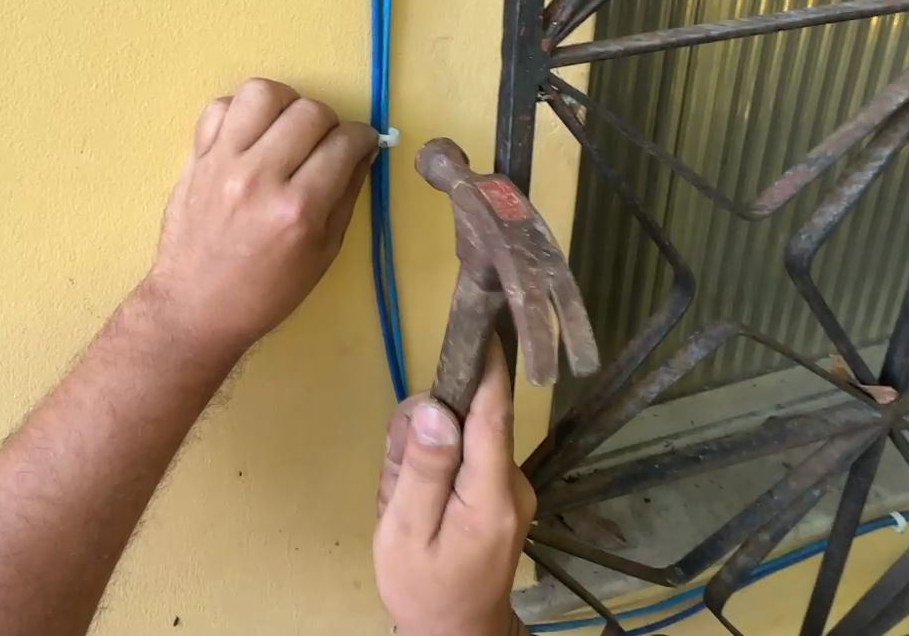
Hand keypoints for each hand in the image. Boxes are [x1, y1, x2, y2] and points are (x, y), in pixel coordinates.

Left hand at [144, 78, 379, 357]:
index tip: (361, 142)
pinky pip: (219, 106)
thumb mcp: (324, 254)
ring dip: (284, 104)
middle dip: (329, 122)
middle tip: (323, 144)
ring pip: (262, 92)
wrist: (195, 305)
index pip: (344, 143)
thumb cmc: (267, 291)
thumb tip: (363, 149)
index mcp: (298, 209)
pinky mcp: (195, 157)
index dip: (362, 137)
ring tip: (284, 128)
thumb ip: (346, 195)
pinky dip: (240, 112)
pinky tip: (249, 135)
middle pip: (309, 111)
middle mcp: (260, 177)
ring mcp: (222, 162)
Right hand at [374, 342, 534, 635]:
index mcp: (492, 493)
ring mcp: (509, 486)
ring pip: (458, 433)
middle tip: (396, 478)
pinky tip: (417, 499)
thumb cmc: (425, 588)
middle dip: (421, 431)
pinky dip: (431, 465)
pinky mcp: (499, 489)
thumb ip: (422, 467)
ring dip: (421, 453)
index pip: (495, 411)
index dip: (488, 364)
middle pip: (465, 419)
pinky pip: (461, 452)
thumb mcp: (407, 530)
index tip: (482, 319)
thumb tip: (434, 406)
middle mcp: (511, 482)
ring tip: (404, 498)